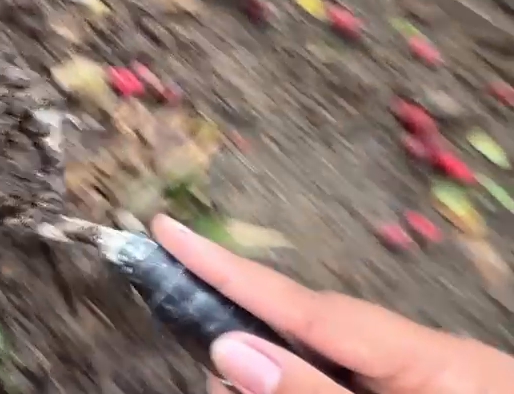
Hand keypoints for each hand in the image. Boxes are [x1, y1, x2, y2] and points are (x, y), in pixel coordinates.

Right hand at [153, 214, 513, 393]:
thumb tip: (227, 347)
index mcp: (442, 362)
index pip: (308, 305)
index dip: (228, 267)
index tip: (163, 228)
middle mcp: (438, 360)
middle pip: (315, 331)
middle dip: (249, 339)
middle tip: (204, 361)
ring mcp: (438, 379)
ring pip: (328, 357)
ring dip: (278, 373)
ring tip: (239, 384)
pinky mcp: (430, 391)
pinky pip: (352, 378)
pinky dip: (313, 384)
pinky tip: (281, 385)